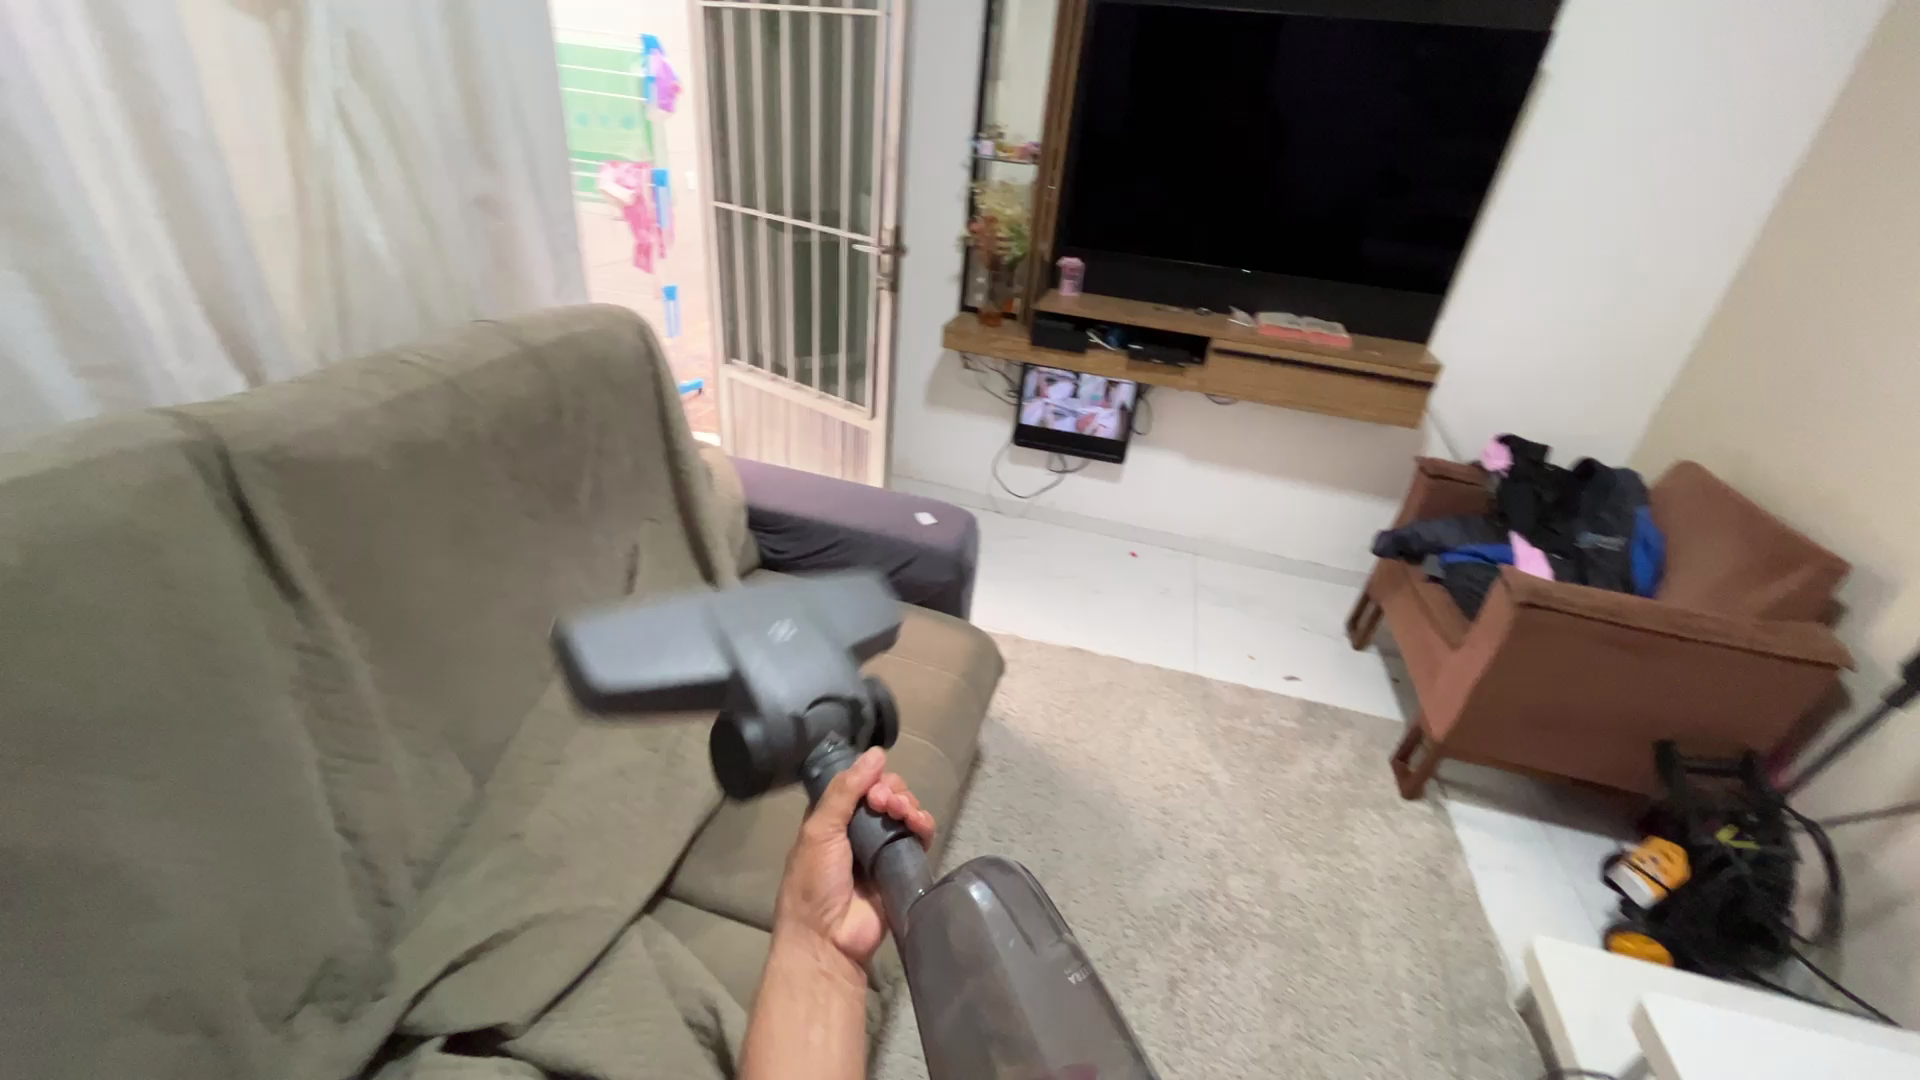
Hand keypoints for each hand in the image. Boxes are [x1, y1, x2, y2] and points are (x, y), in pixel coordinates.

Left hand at [773, 747, 935, 970]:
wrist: (828, 939)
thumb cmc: (814, 882)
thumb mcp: (819, 829)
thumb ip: (845, 790)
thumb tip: (877, 752)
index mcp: (834, 818)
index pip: (860, 783)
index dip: (870, 778)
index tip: (873, 787)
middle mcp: (859, 829)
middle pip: (886, 794)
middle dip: (891, 791)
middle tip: (885, 803)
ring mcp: (882, 848)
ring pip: (905, 812)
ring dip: (907, 804)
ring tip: (902, 813)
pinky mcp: (902, 866)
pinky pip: (919, 837)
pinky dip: (923, 824)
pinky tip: (920, 824)